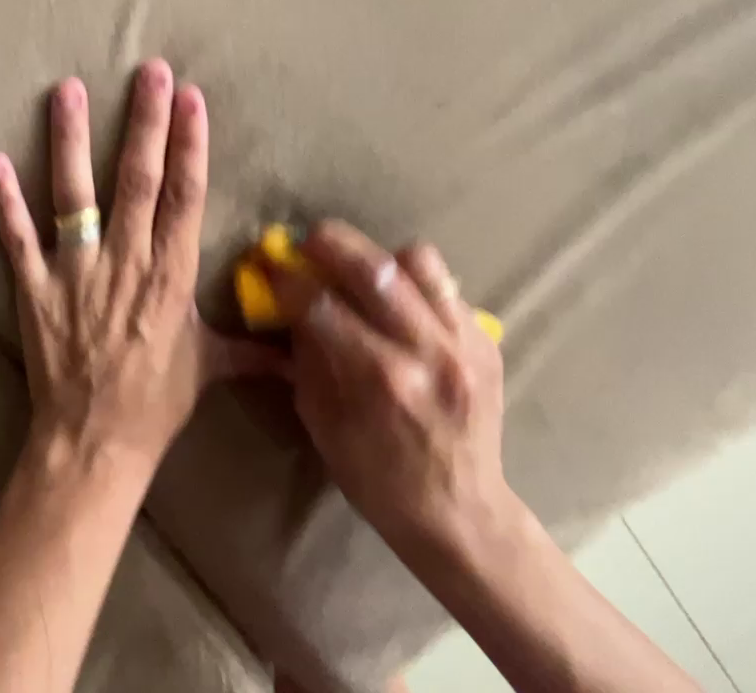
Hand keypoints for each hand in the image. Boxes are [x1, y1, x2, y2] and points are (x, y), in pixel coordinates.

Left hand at [0, 60, 284, 471]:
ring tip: (67, 91)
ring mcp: (76, 271)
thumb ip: (254, 349)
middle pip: (138, 179)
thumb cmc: (156, 403)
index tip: (190, 98)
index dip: (190, 144)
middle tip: (147, 71)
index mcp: (171, 274)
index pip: (185, 196)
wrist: (94, 441)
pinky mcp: (35, 288)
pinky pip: (17, 238)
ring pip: (74, 194)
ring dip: (71, 141)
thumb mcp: (210, 369)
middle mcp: (125, 261)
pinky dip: (3, 201)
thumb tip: (303, 349)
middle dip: (144, 122)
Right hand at [265, 222, 514, 555]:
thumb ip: (308, 359)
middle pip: (373, 267)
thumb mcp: (322, 421)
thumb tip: (294, 309)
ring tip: (362, 272)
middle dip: (330, 244)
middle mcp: (425, 351)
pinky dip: (416, 285)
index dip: (287, 278)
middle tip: (307, 241)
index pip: (321, 304)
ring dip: (380, 257)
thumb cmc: (375, 477)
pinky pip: (447, 288)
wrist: (460, 513)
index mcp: (377, 377)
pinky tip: (400, 307)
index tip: (268, 264)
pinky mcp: (487, 343)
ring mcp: (464, 343)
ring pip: (420, 262)